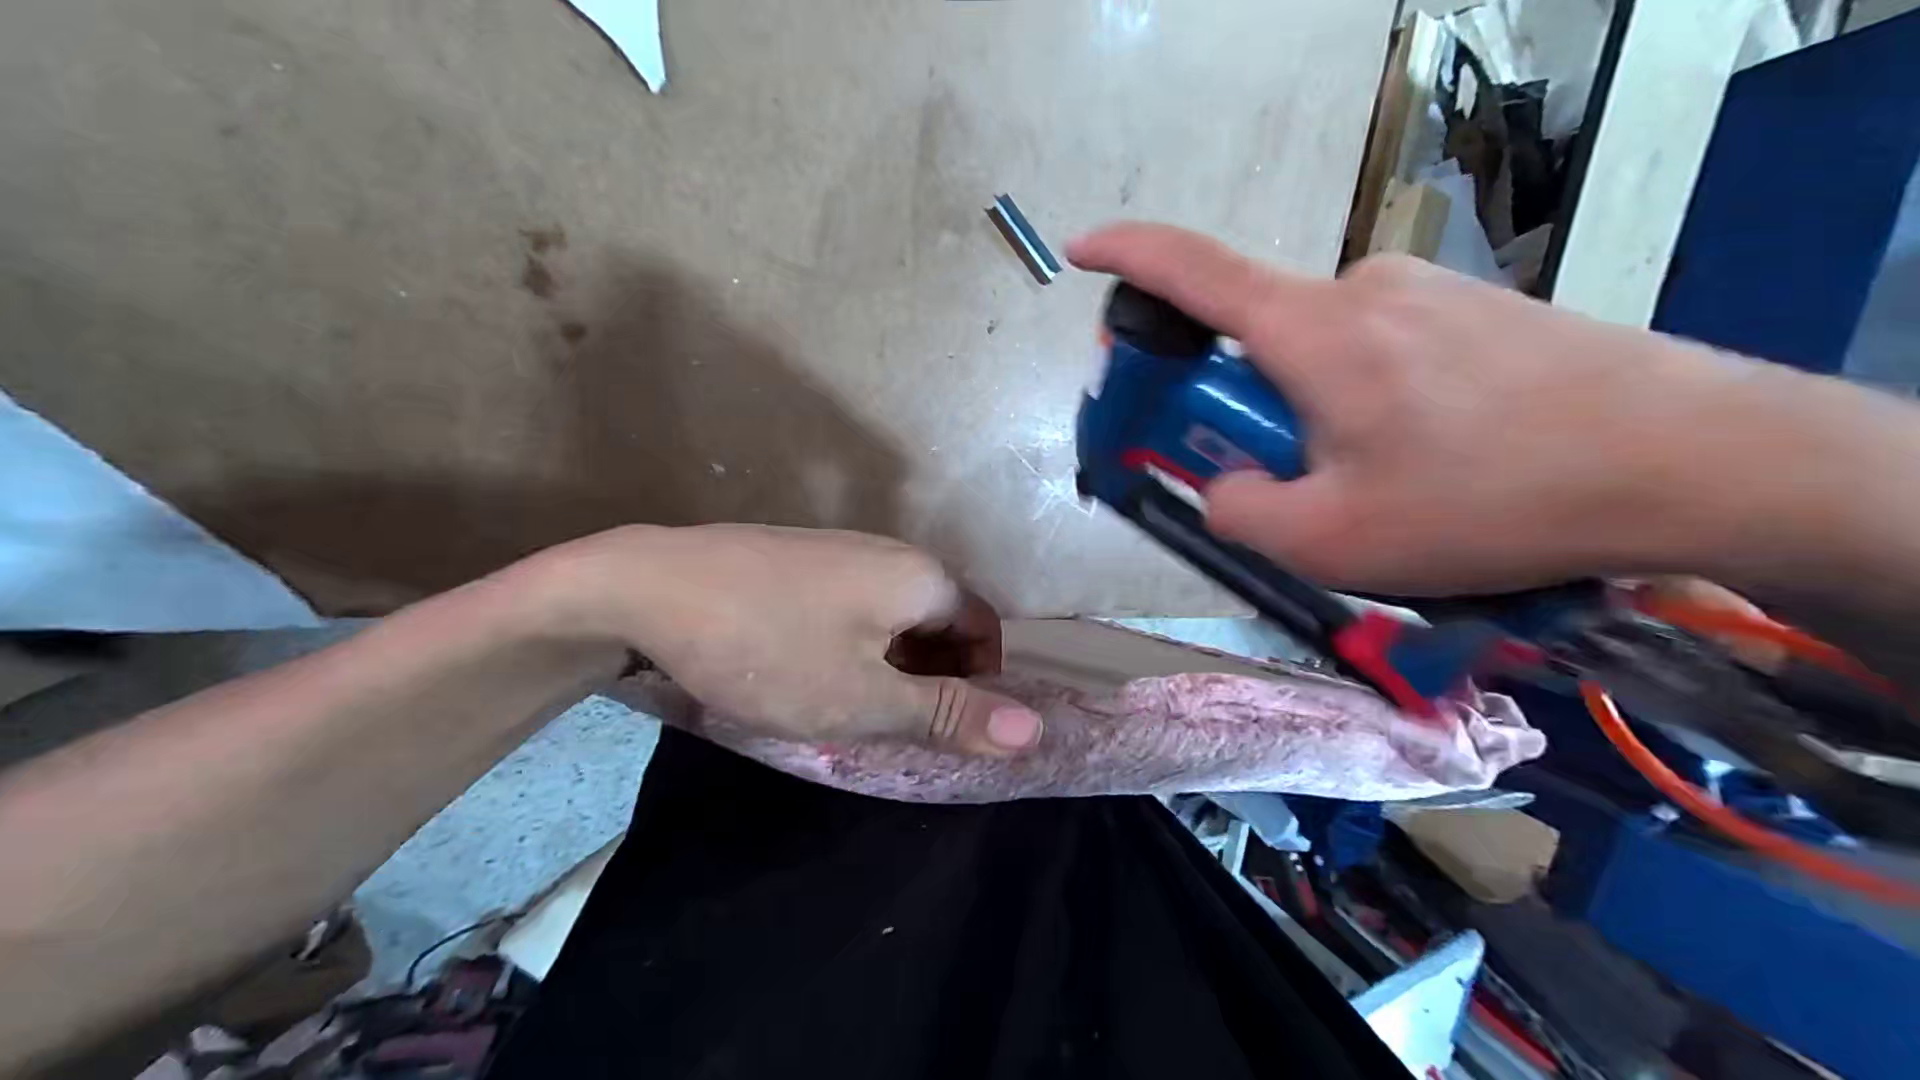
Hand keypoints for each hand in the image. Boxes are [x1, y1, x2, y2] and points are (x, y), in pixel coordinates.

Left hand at [534, 524, 1044, 755]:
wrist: (646, 588)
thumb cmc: (768, 648)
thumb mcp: (864, 699)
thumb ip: (949, 714)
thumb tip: (1034, 732)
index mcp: (921, 577)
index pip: (986, 629)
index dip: (980, 684)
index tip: (946, 730)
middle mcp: (891, 553)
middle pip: (941, 621)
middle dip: (933, 679)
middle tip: (895, 729)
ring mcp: (842, 551)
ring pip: (894, 616)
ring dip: (891, 666)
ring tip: (850, 709)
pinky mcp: (801, 560)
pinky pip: (854, 606)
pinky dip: (854, 646)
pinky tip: (811, 673)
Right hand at [1068, 222, 1805, 594]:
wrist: (1696, 461)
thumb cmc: (1490, 499)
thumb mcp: (1329, 539)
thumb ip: (1238, 512)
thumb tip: (1221, 489)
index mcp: (1311, 332)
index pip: (1191, 270)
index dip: (1123, 254)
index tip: (1078, 253)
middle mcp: (1357, 290)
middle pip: (1252, 340)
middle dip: (1234, 407)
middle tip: (1264, 475)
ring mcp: (1419, 294)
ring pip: (1315, 356)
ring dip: (1303, 416)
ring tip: (1364, 485)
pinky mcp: (1467, 311)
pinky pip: (1373, 354)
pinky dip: (1355, 405)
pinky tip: (1418, 459)